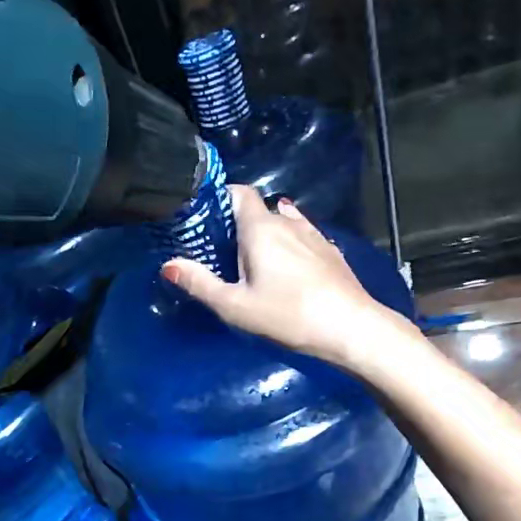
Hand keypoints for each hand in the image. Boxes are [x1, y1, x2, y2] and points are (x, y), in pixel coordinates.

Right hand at [161, 186, 419, 370]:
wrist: (351, 327)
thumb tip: (168, 264)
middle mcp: (288, 221)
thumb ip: (200, 283)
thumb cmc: (288, 315)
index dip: (220, 198)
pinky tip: (288, 264)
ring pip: (284, 223)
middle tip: (223, 250)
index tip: (205, 217)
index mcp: (260, 227)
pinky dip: (289, 244)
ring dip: (267, 234)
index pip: (238, 192)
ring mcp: (314, 235)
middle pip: (259, 210)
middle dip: (239, 224)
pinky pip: (303, 237)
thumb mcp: (236, 306)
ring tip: (254, 258)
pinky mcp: (331, 252)